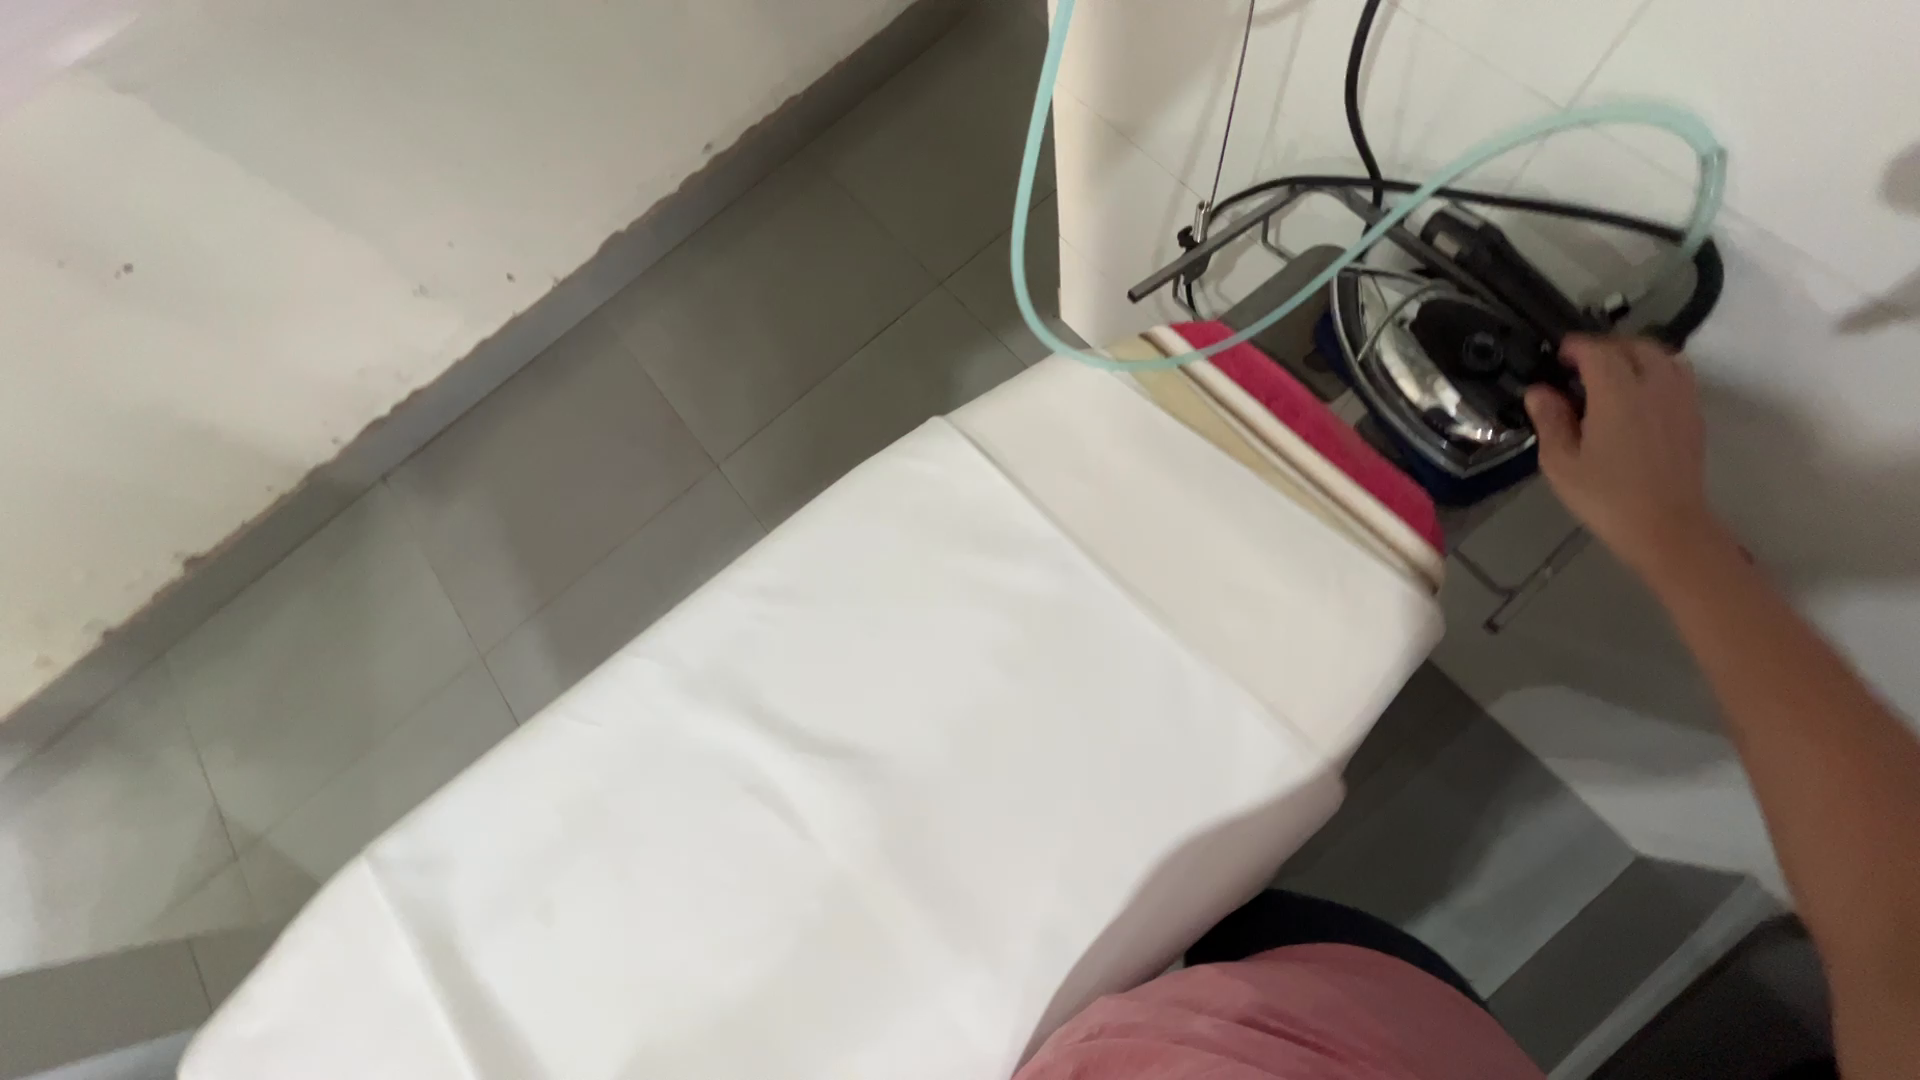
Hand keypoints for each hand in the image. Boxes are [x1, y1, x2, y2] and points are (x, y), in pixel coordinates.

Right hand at [1524, 335, 1725, 578]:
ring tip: (1609, 373)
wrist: (1665, 525)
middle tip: (1578, 363)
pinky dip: (1654, 371)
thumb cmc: (1604, 496)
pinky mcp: (1693, 415)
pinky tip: (1635, 394)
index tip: (1556, 353)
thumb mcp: (1560, 461)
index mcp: (1618, 396)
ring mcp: (1681, 400)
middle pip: (1636, 347)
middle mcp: (1655, 388)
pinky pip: (1677, 376)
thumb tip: (1540, 391)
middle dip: (1606, 347)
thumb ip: (1550, 420)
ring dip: (1634, 355)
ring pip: (1663, 356)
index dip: (1576, 347)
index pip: (1599, 353)